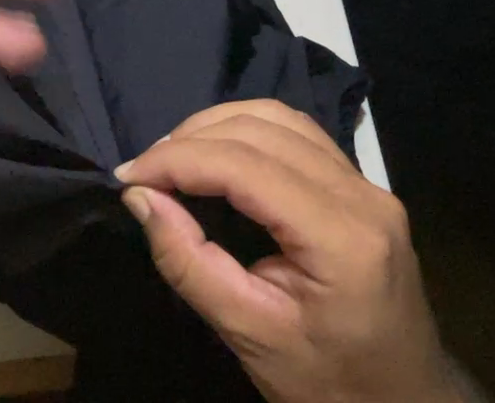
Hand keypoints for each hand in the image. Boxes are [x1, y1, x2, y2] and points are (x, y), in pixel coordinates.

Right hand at [117, 101, 465, 402]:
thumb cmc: (329, 384)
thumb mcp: (250, 335)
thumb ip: (189, 263)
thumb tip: (140, 196)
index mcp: (343, 238)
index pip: (245, 166)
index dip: (178, 161)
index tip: (128, 177)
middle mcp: (362, 195)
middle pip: (259, 129)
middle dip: (189, 140)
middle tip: (145, 173)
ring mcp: (367, 184)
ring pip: (277, 117)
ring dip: (215, 126)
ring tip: (173, 159)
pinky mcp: (360, 184)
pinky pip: (294, 131)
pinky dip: (244, 129)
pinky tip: (216, 153)